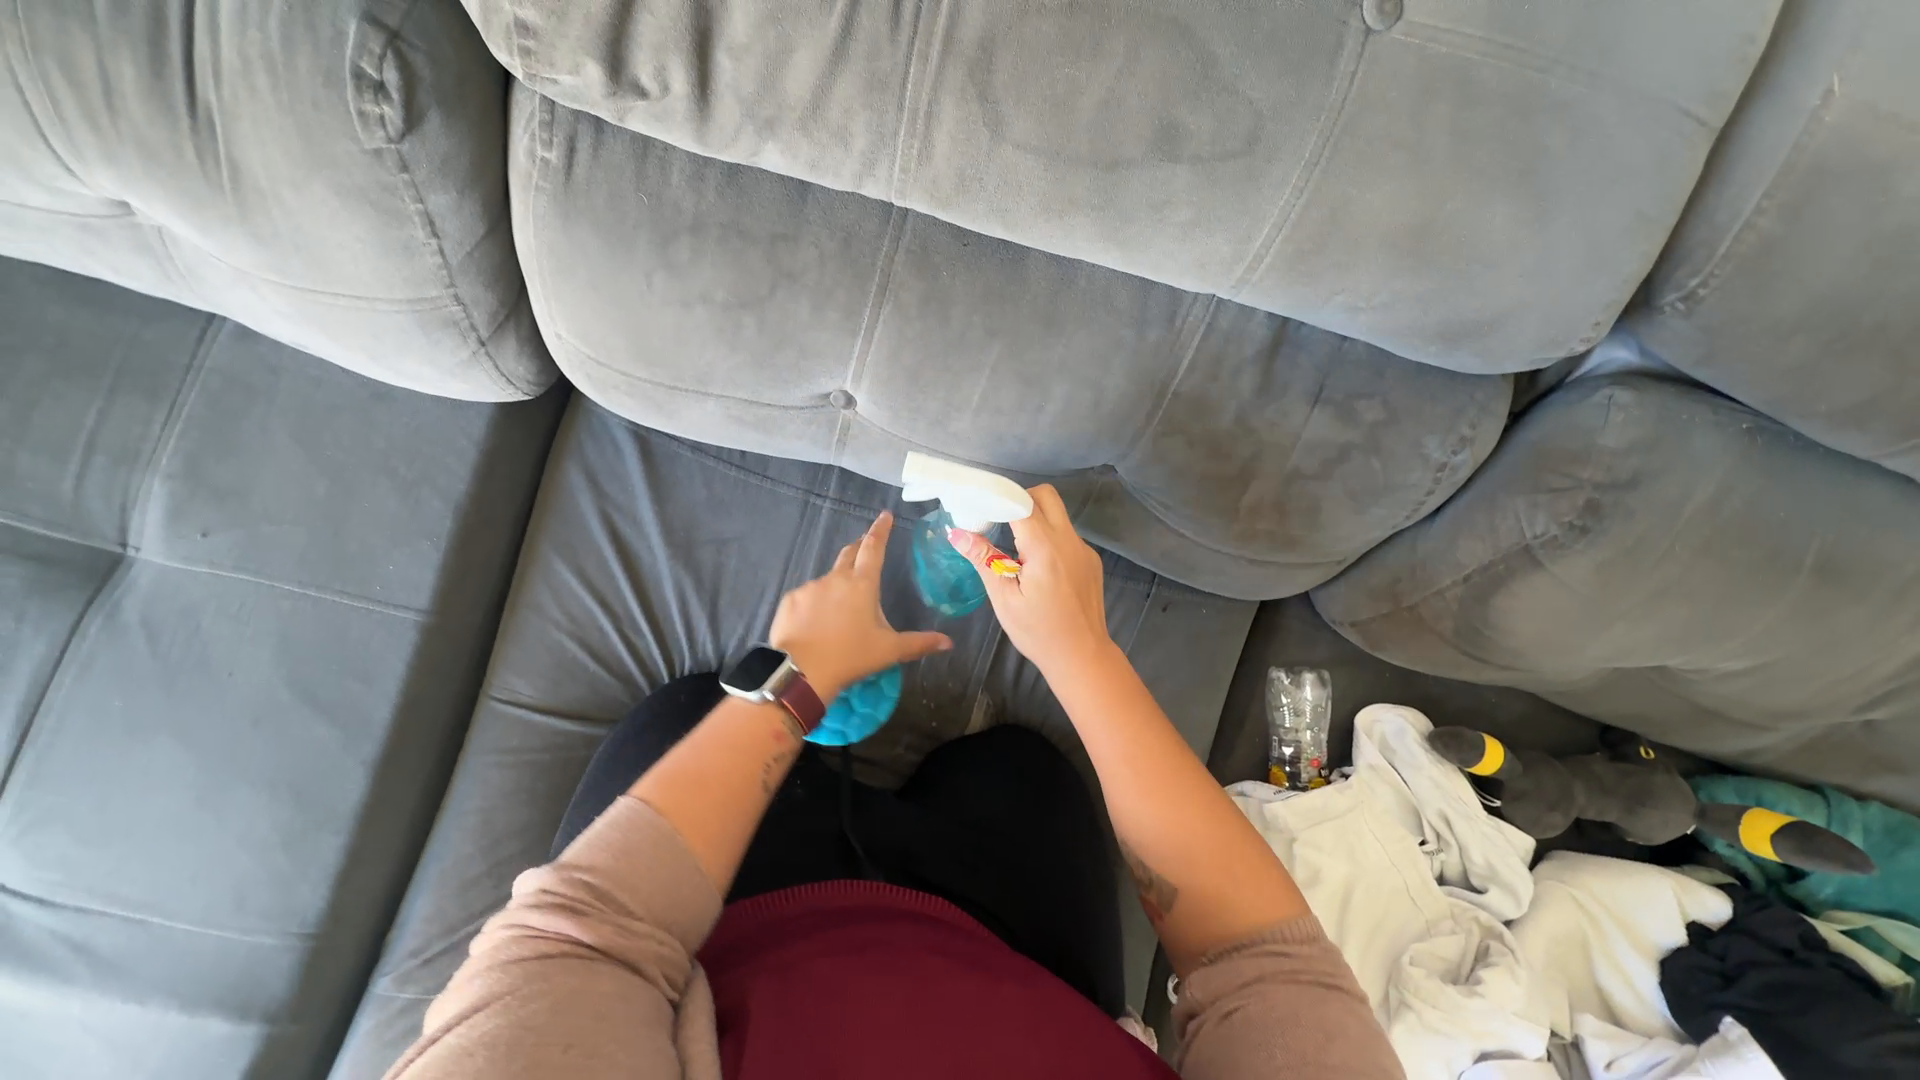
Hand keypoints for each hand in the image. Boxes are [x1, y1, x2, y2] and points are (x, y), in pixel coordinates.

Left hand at [770, 511, 952, 699]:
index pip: (874, 547)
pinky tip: (816, 623)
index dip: (880, 530)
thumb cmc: (851, 657)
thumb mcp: (889, 651)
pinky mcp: (790, 601)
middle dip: (859, 548)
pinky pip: (807, 597)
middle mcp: (836, 579)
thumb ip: (919, 643)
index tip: (884, 516)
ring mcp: (810, 588)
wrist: (801, 673)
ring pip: (828, 580)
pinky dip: (815, 603)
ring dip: (837, 586)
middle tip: (866, 547)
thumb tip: (948, 643)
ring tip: (841, 609)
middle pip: (849, 554)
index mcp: (862, 584)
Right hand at [947, 485, 1113, 678]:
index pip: (1021, 503)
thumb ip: (984, 561)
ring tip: (1019, 554)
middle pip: (1046, 496)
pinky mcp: (1091, 560)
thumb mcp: (1005, 599)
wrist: (1082, 657)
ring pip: (1059, 515)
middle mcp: (1069, 540)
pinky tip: (1041, 570)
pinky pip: (1068, 536)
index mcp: (1045, 548)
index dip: (1000, 500)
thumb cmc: (1038, 632)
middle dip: (1021, 500)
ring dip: (1037, 521)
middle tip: (1002, 524)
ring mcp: (1084, 549)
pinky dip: (1051, 540)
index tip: (982, 509)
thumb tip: (957, 532)